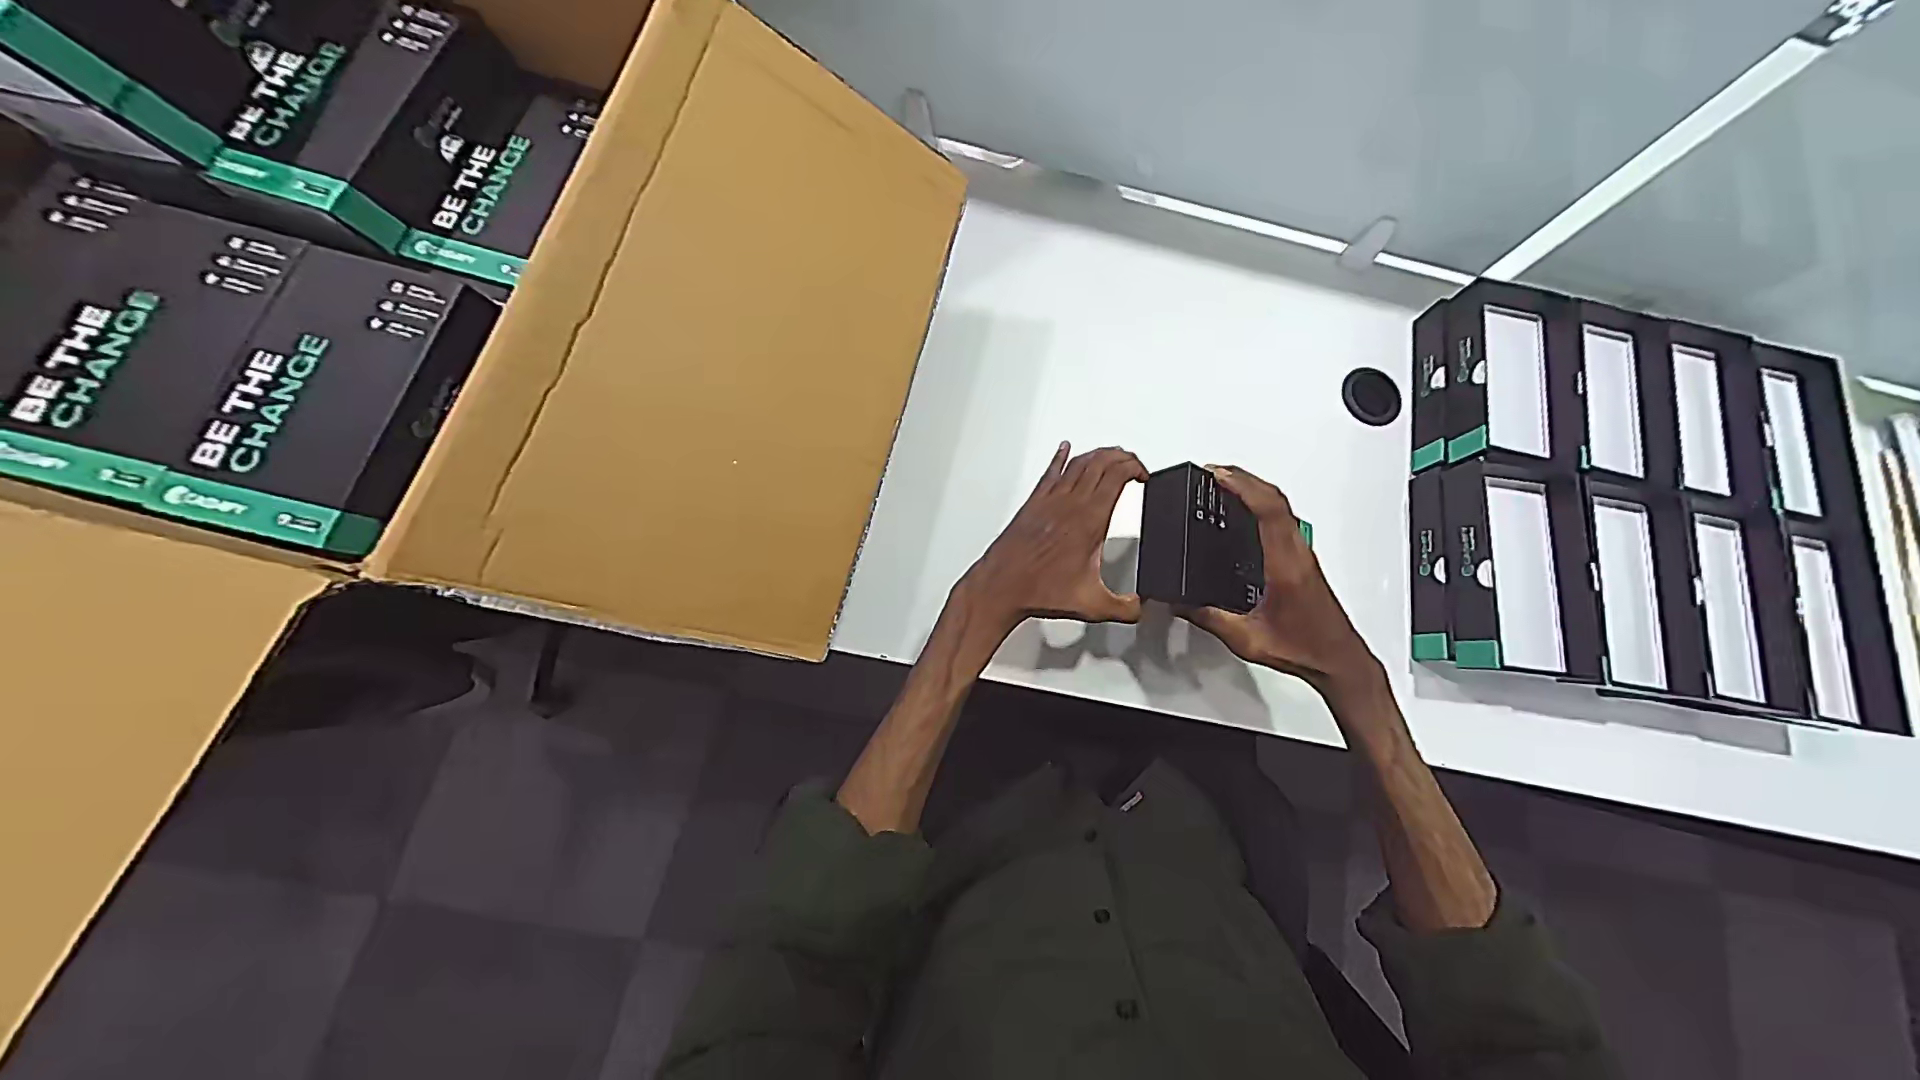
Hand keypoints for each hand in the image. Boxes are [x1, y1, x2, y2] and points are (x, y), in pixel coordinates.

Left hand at [956, 442, 1147, 636]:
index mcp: (1090, 519)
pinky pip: (1051, 472)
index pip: (1118, 475)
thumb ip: (1123, 607)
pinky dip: (1061, 457)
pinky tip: (1064, 450)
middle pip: (1101, 461)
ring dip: (1098, 455)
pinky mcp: (1033, 503)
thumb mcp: (1092, 604)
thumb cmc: (1037, 589)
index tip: (1144, 475)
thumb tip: (1139, 607)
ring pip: (1078, 462)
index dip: (1135, 467)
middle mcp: (1070, 503)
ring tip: (1110, 456)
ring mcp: (1050, 500)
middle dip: (1121, 457)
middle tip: (1132, 463)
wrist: (1002, 586)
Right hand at [1180, 466, 1381, 700]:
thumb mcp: (1246, 639)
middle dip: (1244, 478)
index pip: (1268, 510)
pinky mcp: (1303, 560)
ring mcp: (1304, 555)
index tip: (1218, 475)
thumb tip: (1181, 602)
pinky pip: (1284, 519)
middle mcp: (1298, 555)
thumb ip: (1208, 618)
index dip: (1242, 486)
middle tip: (1216, 472)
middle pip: (1276, 499)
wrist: (1339, 662)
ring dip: (1256, 488)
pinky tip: (1248, 510)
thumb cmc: (1307, 650)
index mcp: (1286, 567)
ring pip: (1283, 506)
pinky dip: (1263, 504)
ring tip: (1228, 483)